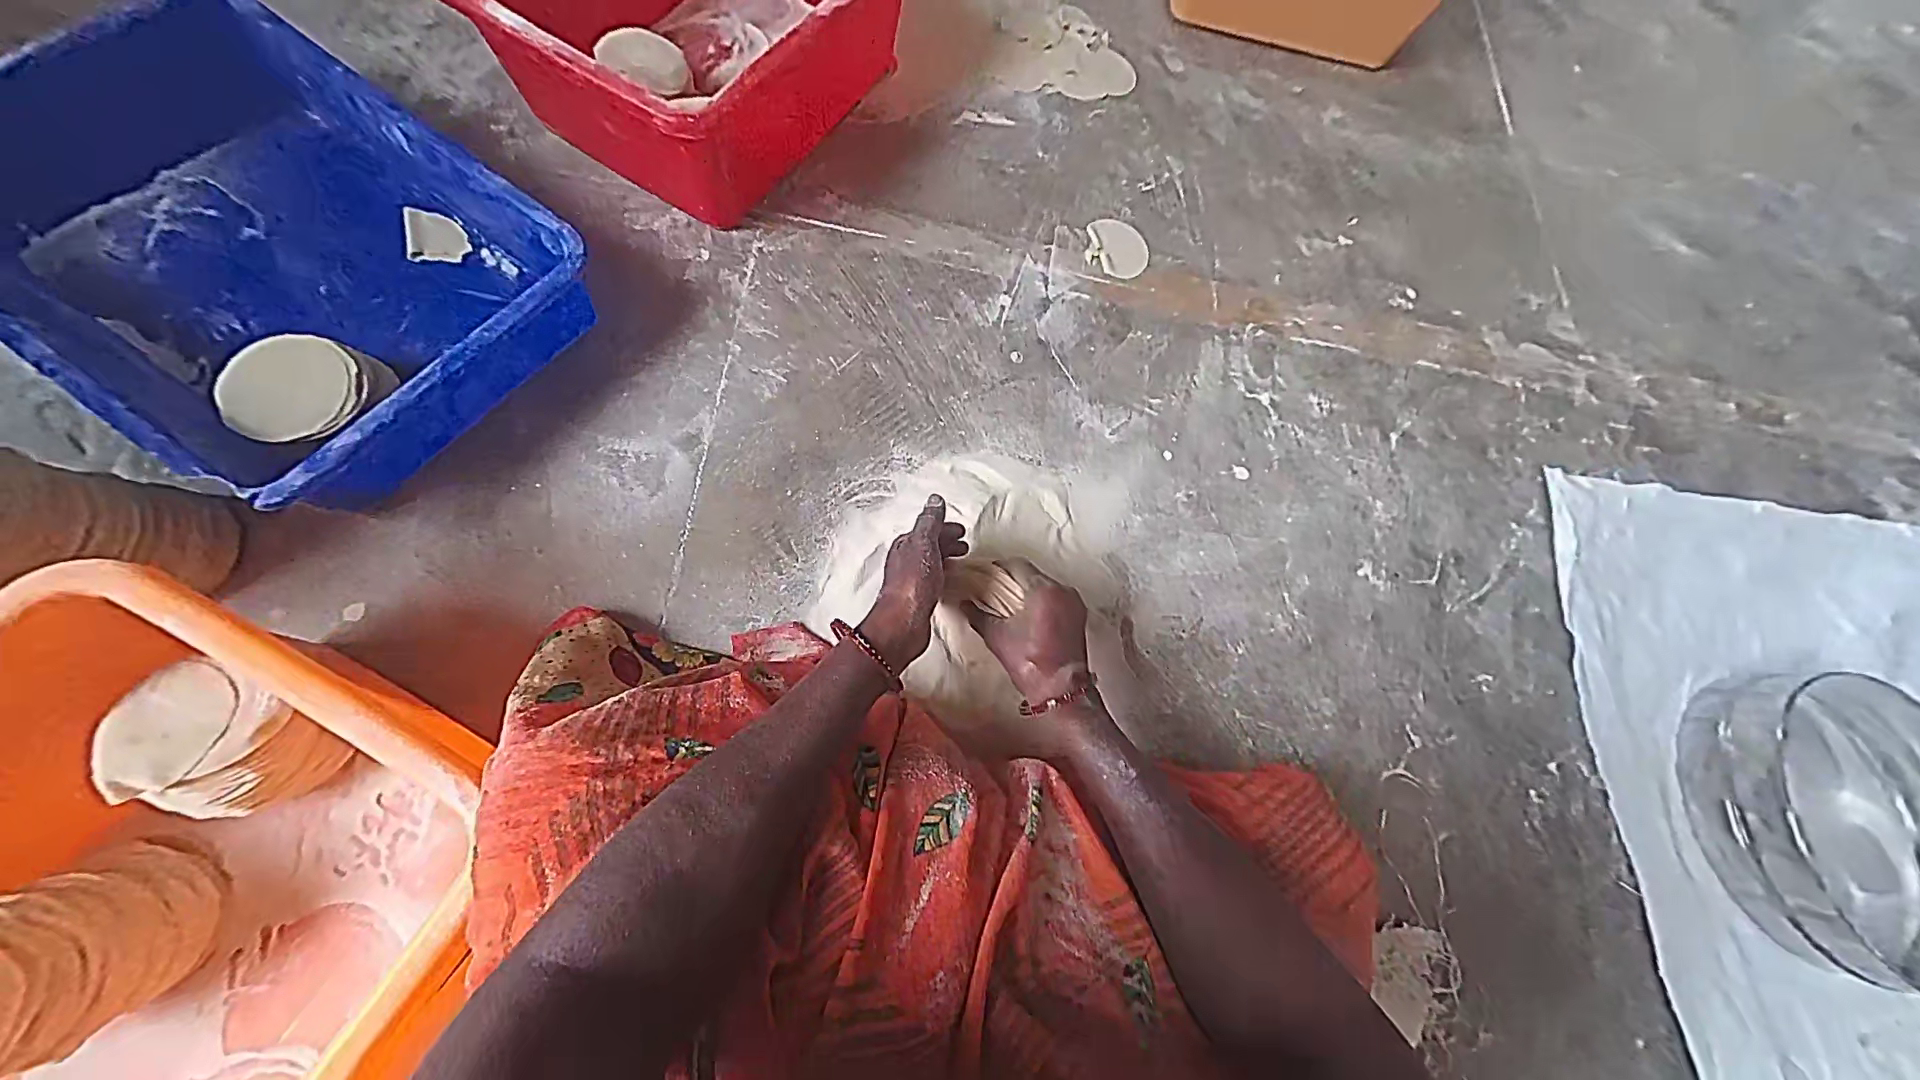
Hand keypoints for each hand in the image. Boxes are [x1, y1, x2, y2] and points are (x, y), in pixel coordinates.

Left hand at [858, 495, 967, 671]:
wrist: (904, 623)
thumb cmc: (911, 585)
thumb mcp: (923, 544)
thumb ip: (930, 522)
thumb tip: (934, 501)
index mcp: (906, 545)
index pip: (927, 529)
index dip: (944, 528)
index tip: (959, 529)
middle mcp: (906, 562)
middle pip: (928, 545)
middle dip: (946, 542)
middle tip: (961, 542)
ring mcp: (912, 581)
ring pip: (931, 563)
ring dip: (946, 558)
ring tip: (960, 560)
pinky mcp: (919, 598)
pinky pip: (934, 580)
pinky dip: (944, 575)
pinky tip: (950, 582)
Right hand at [964, 560, 1115, 761]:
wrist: (1060, 690)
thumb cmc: (1032, 665)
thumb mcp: (996, 636)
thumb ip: (978, 614)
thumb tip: (964, 604)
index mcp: (1044, 590)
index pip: (1017, 564)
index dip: (998, 568)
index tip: (986, 575)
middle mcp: (1063, 591)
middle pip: (1032, 573)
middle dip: (1012, 579)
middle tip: (994, 589)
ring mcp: (1074, 602)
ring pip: (1046, 585)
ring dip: (1028, 590)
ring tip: (1010, 604)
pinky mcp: (1079, 615)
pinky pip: (1057, 597)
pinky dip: (1042, 600)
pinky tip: (1028, 615)